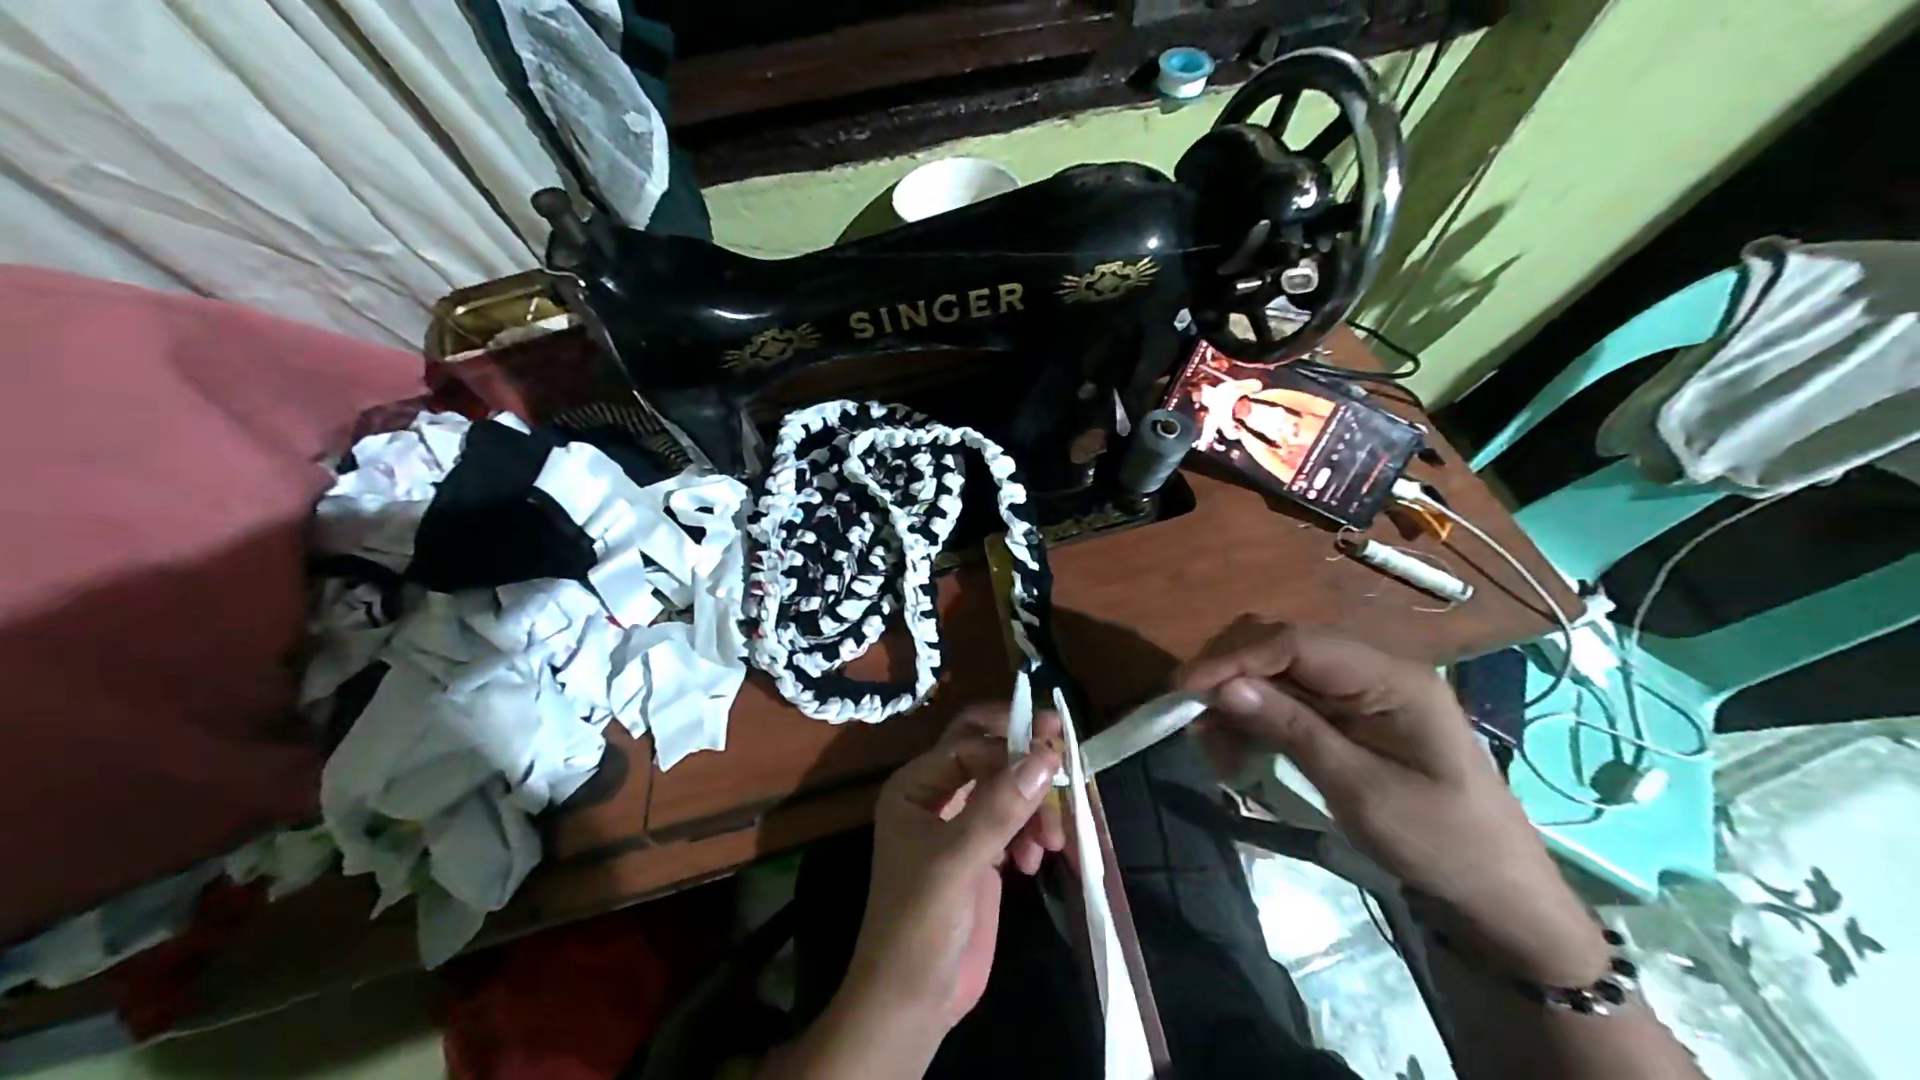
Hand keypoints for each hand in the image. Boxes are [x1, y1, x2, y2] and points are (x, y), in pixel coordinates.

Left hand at [772, 706, 1063, 1079]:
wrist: (912, 1002)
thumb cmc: (918, 924)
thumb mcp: (956, 862)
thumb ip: (999, 808)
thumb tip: (1044, 757)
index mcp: (915, 786)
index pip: (967, 743)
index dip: (1009, 747)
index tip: (1052, 761)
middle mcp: (936, 795)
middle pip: (985, 752)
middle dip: (1023, 752)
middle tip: (1063, 746)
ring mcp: (961, 823)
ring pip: (1007, 787)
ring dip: (1034, 805)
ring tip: (1054, 840)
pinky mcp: (983, 852)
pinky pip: (1015, 821)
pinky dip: (1032, 832)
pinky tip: (1036, 860)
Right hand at [1178, 624, 1607, 985]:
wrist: (1496, 894)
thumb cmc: (1441, 843)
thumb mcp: (1361, 791)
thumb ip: (1293, 730)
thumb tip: (1224, 688)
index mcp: (1391, 678)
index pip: (1297, 643)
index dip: (1235, 659)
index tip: (1185, 688)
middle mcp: (1372, 670)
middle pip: (1282, 646)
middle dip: (1230, 675)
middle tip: (1191, 717)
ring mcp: (1359, 692)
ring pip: (1277, 672)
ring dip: (1236, 701)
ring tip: (1211, 746)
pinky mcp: (1347, 716)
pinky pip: (1287, 701)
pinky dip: (1254, 721)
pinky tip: (1235, 753)